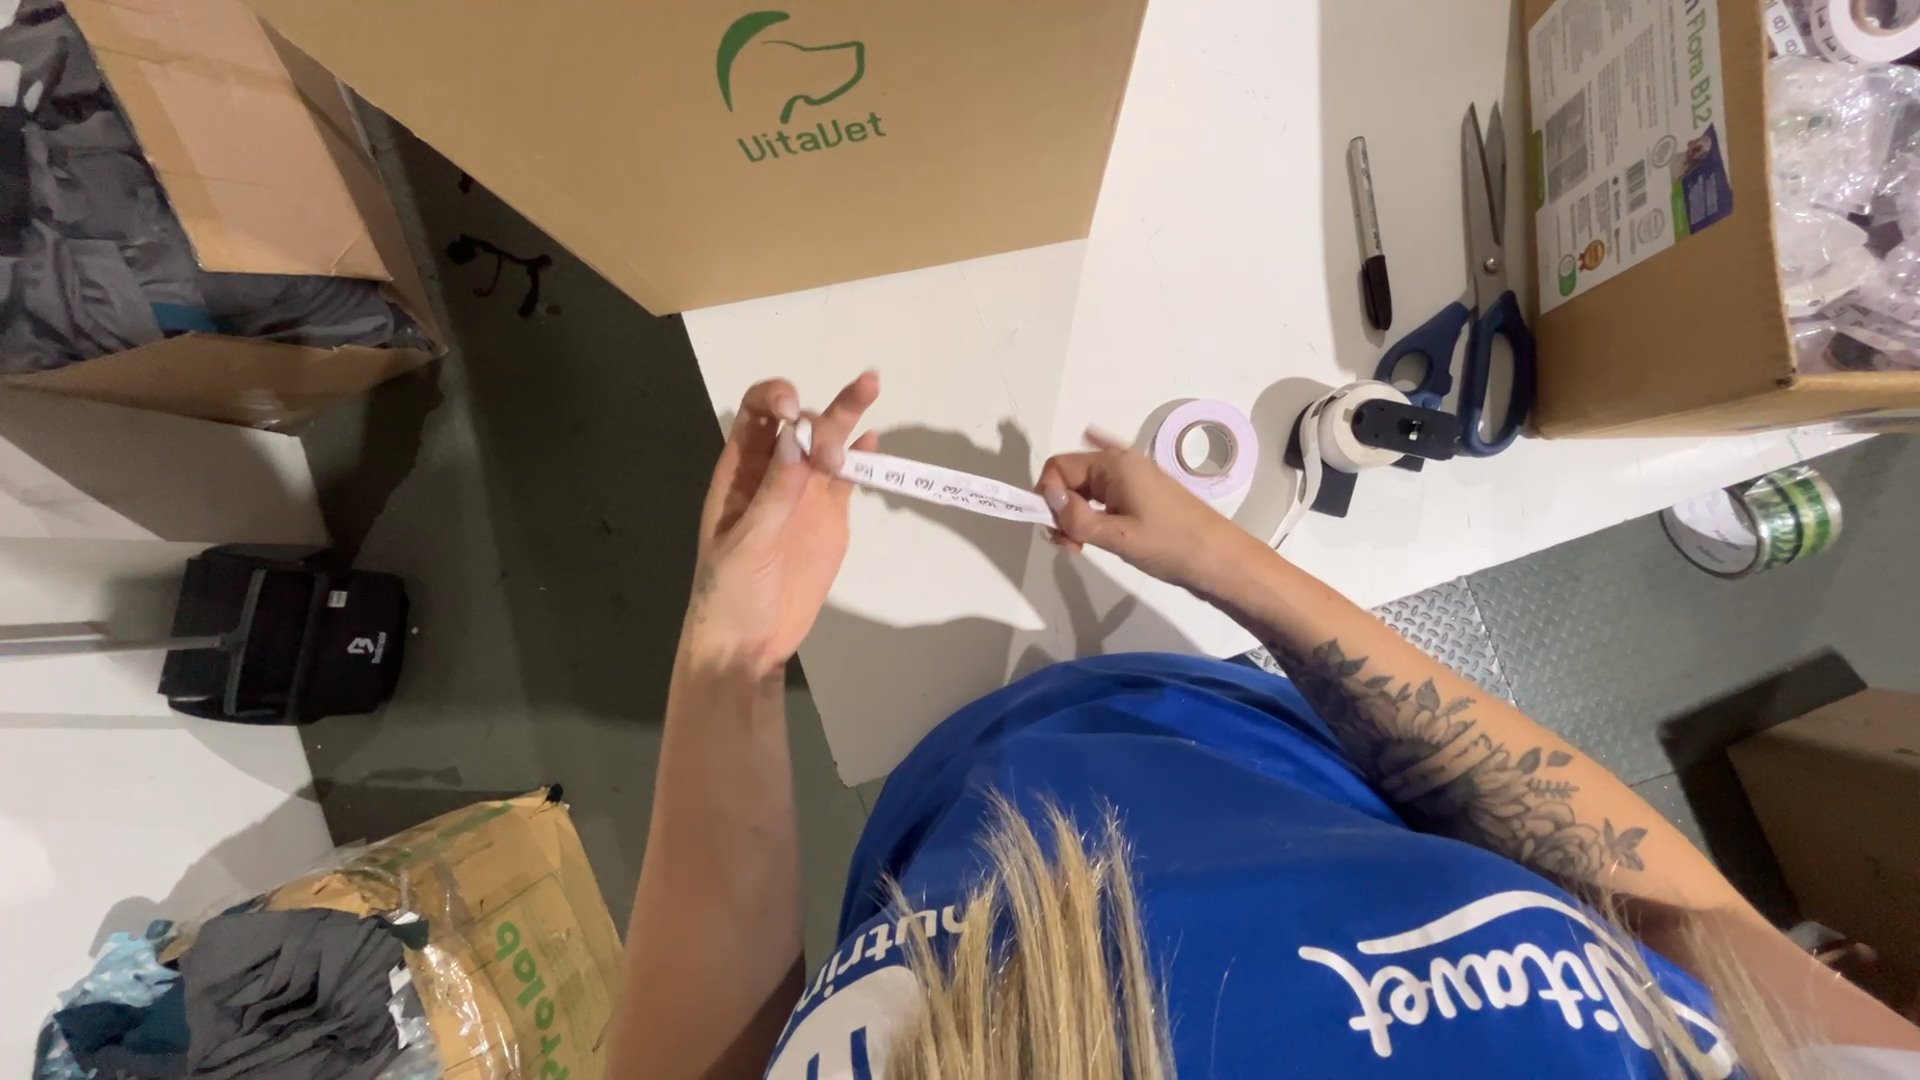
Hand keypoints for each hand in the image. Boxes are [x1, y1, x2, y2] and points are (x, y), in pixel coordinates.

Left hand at [685, 372, 879, 678]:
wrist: (750, 642)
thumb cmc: (730, 592)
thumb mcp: (747, 543)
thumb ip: (774, 492)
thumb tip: (798, 439)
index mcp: (741, 472)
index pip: (756, 414)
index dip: (774, 400)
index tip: (793, 413)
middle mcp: (776, 474)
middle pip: (800, 424)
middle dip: (819, 420)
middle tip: (834, 449)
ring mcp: (805, 494)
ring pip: (829, 445)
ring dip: (846, 417)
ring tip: (869, 386)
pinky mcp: (831, 517)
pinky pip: (848, 479)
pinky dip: (862, 458)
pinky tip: (873, 442)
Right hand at [1037, 430, 1251, 593]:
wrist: (1221, 561)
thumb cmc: (1170, 545)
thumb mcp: (1117, 535)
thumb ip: (1076, 517)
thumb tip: (1047, 497)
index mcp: (1114, 463)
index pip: (1058, 467)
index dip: (1048, 496)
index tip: (1055, 529)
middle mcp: (1121, 462)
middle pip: (1070, 477)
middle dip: (1060, 508)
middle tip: (1069, 545)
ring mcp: (1133, 479)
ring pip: (1085, 490)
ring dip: (1075, 516)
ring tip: (1081, 547)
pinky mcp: (1141, 496)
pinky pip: (1104, 495)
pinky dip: (1090, 505)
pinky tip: (1084, 501)